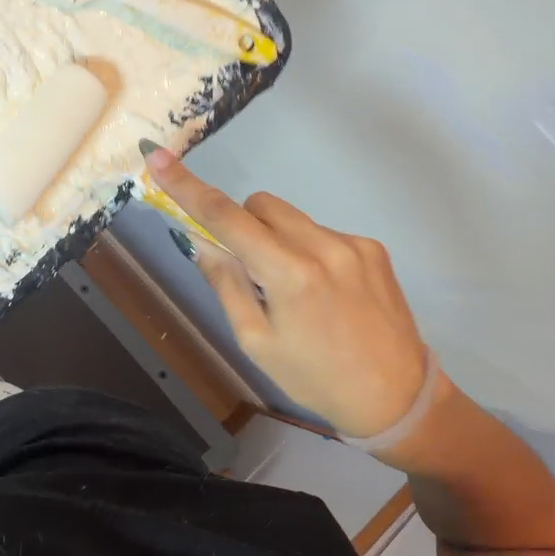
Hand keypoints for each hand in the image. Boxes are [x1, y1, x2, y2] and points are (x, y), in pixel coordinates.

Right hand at [146, 147, 431, 437]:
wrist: (395, 397)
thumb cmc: (313, 378)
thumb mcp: (255, 341)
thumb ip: (226, 284)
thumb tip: (202, 242)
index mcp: (289, 275)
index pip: (226, 218)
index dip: (188, 187)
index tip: (159, 158)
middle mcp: (323, 247)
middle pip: (260, 205)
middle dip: (243, 227)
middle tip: (248, 272)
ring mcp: (353, 244)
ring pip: (291, 218)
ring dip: (276, 239)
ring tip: (293, 290)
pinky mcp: (373, 248)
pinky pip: (321, 232)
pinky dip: (307, 251)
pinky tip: (324, 292)